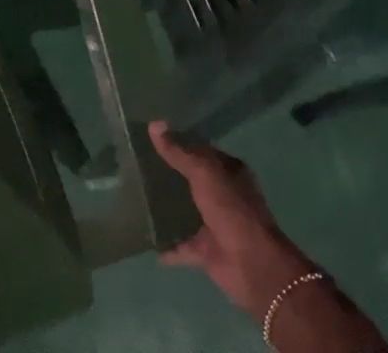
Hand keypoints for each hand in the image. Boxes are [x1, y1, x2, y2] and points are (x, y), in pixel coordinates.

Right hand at [150, 123, 387, 351]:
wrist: (252, 263)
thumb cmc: (231, 209)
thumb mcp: (203, 173)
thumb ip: (178, 152)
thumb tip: (153, 124)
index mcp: (229, 172)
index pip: (201, 152)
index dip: (178, 144)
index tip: (150, 139)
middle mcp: (224, 196)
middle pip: (192, 181)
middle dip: (169, 175)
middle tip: (135, 165)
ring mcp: (215, 224)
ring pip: (186, 212)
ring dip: (166, 208)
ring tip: (135, 198)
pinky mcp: (206, 251)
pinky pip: (180, 245)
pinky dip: (166, 245)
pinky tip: (145, 239)